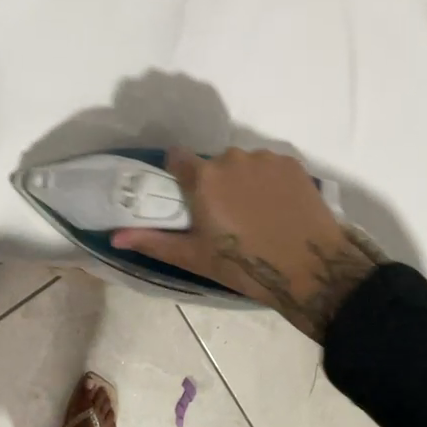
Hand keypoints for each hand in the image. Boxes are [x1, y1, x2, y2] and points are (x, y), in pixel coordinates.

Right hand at [111, 148, 373, 340]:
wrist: (312, 269)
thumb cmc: (246, 266)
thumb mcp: (196, 258)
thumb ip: (153, 241)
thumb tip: (114, 236)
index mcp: (204, 178)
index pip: (178, 157)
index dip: (180, 174)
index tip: (187, 196)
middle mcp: (231, 158)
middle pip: (214, 163)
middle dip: (216, 183)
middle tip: (228, 217)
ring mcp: (264, 158)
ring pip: (244, 164)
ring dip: (244, 181)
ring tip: (258, 215)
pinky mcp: (292, 163)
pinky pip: (271, 166)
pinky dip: (271, 182)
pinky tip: (279, 208)